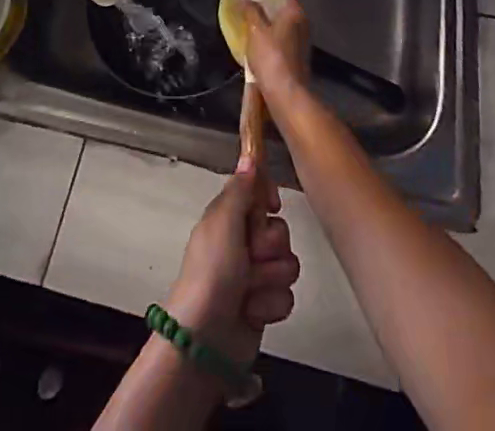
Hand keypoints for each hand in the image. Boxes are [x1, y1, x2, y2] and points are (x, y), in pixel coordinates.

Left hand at [164, 159, 299, 365]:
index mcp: (228, 220)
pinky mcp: (263, 305)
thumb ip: (240, 190)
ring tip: (249, 291)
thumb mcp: (223, 224)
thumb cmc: (212, 273)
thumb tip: (249, 154)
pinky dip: (270, 304)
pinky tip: (253, 312)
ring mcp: (254, 276)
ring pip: (288, 264)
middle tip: (250, 259)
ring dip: (271, 279)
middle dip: (271, 248)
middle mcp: (241, 245)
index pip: (257, 193)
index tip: (271, 206)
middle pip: (280, 231)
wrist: (206, 339)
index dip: (268, 198)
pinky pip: (287, 295)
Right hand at [243, 0, 311, 104]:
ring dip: (267, 27)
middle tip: (244, 13)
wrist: (285, 90)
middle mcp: (303, 22)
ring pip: (282, 27)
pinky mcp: (299, 55)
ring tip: (248, 29)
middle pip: (281, 11)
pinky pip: (282, 41)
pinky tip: (258, 47)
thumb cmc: (270, 56)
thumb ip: (251, 10)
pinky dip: (271, 41)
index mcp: (294, 11)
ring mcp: (303, 40)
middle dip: (264, 11)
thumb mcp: (255, 30)